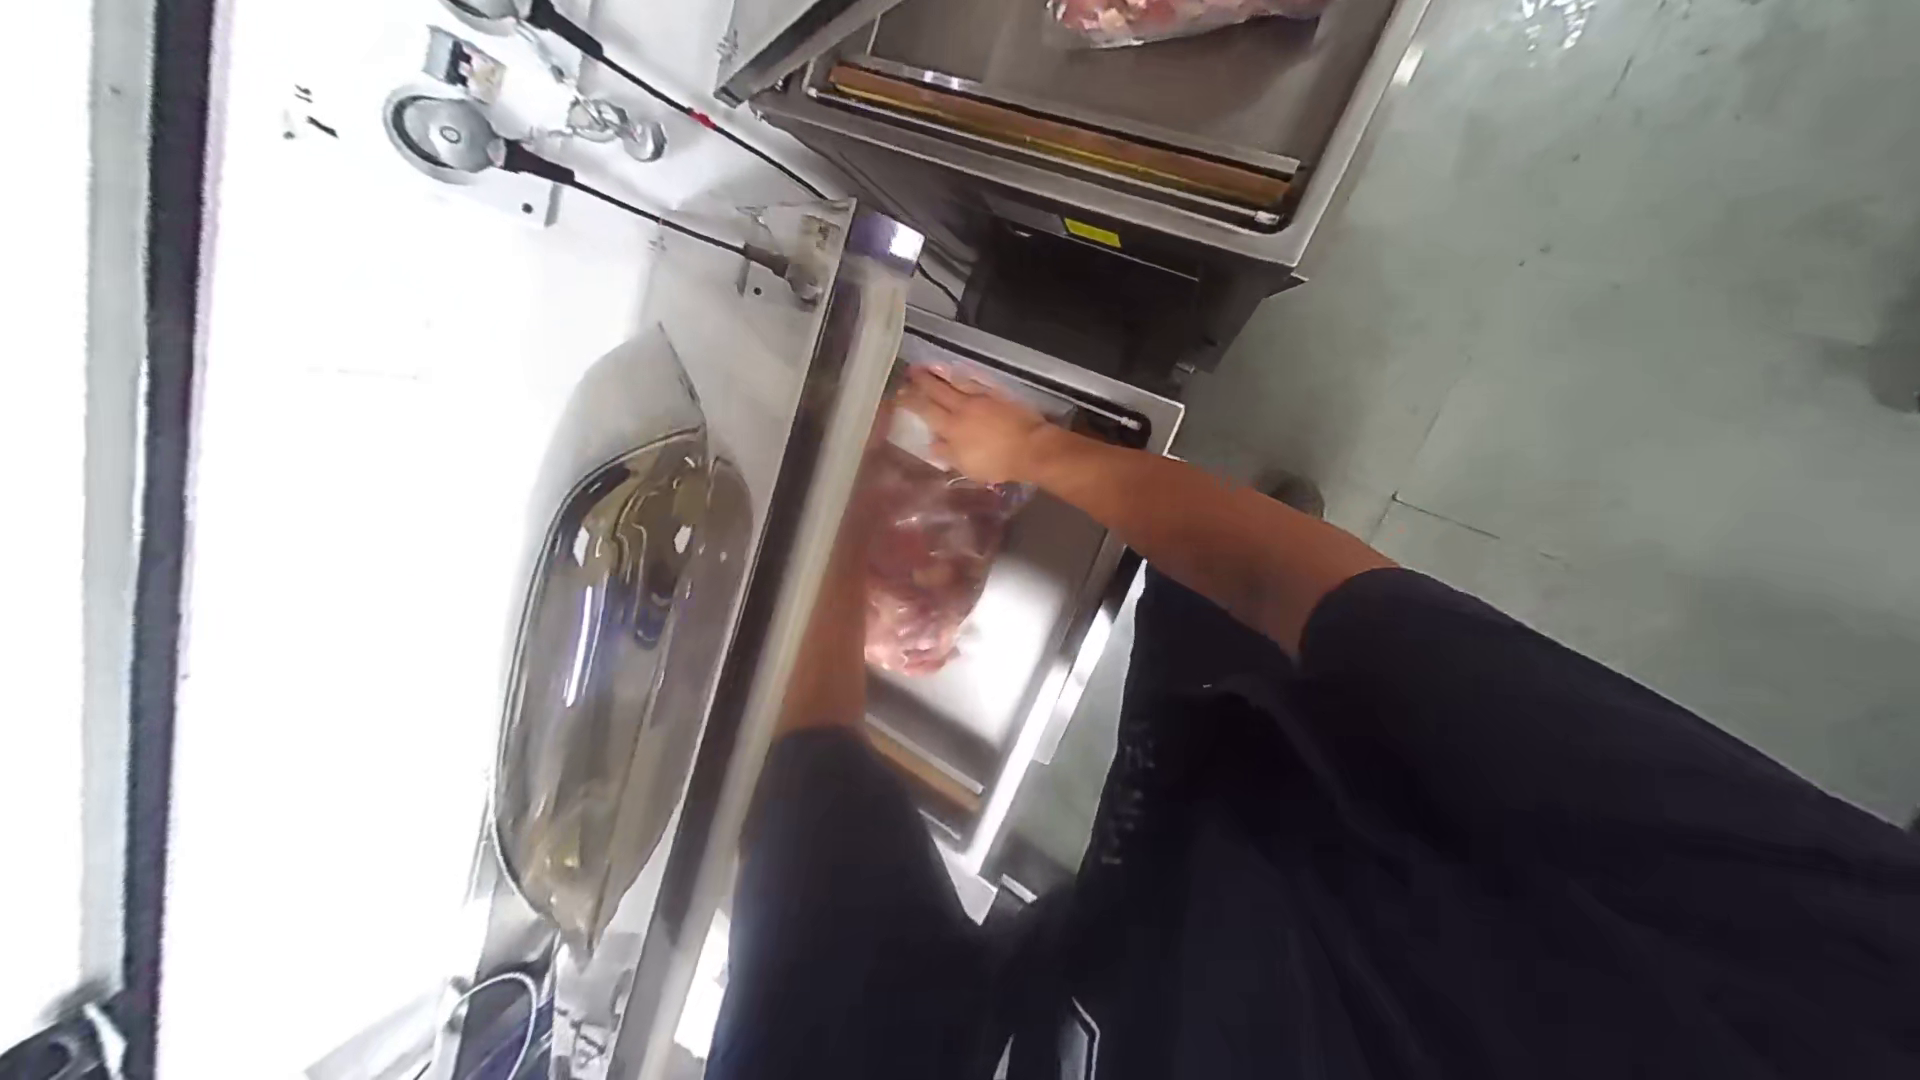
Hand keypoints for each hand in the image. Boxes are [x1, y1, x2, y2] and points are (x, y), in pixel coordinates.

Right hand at [897, 367, 1049, 484]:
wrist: (1031, 447)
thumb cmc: (997, 463)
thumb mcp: (967, 466)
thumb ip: (946, 453)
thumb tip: (930, 443)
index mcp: (951, 427)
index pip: (925, 409)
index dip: (909, 401)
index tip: (898, 394)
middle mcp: (962, 407)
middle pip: (938, 390)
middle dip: (921, 380)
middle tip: (909, 371)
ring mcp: (981, 398)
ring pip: (956, 381)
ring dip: (940, 373)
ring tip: (928, 365)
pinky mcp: (998, 394)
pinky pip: (977, 380)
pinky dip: (965, 374)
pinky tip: (960, 370)